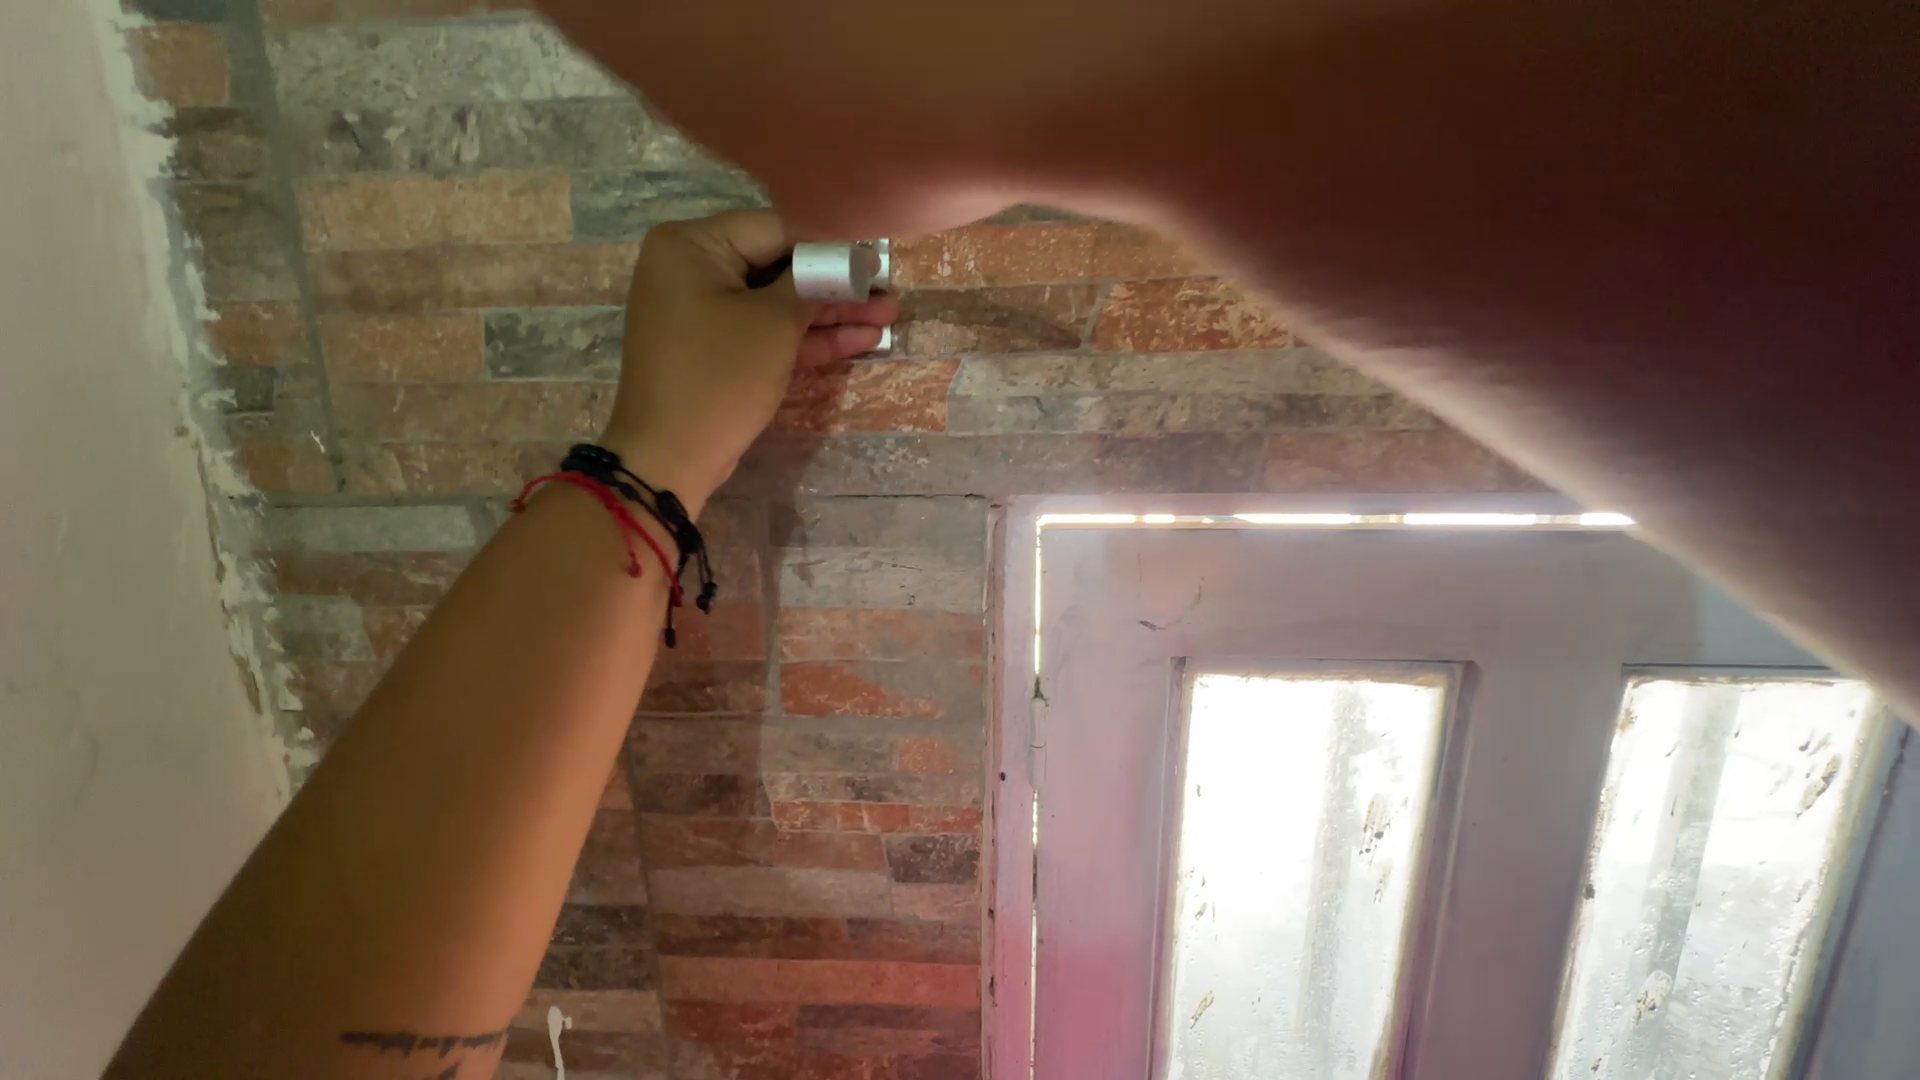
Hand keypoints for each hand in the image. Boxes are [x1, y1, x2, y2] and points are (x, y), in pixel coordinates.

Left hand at [599, 210, 898, 512]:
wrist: (670, 456)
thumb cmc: (720, 376)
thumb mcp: (774, 323)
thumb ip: (812, 285)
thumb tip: (850, 260)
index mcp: (692, 245)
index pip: (777, 229)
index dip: (832, 246)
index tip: (878, 258)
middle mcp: (692, 269)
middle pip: (779, 268)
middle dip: (836, 286)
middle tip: (890, 293)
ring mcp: (704, 313)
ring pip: (778, 305)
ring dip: (831, 315)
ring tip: (888, 318)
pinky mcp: (718, 350)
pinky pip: (765, 332)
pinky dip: (806, 338)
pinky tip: (860, 339)